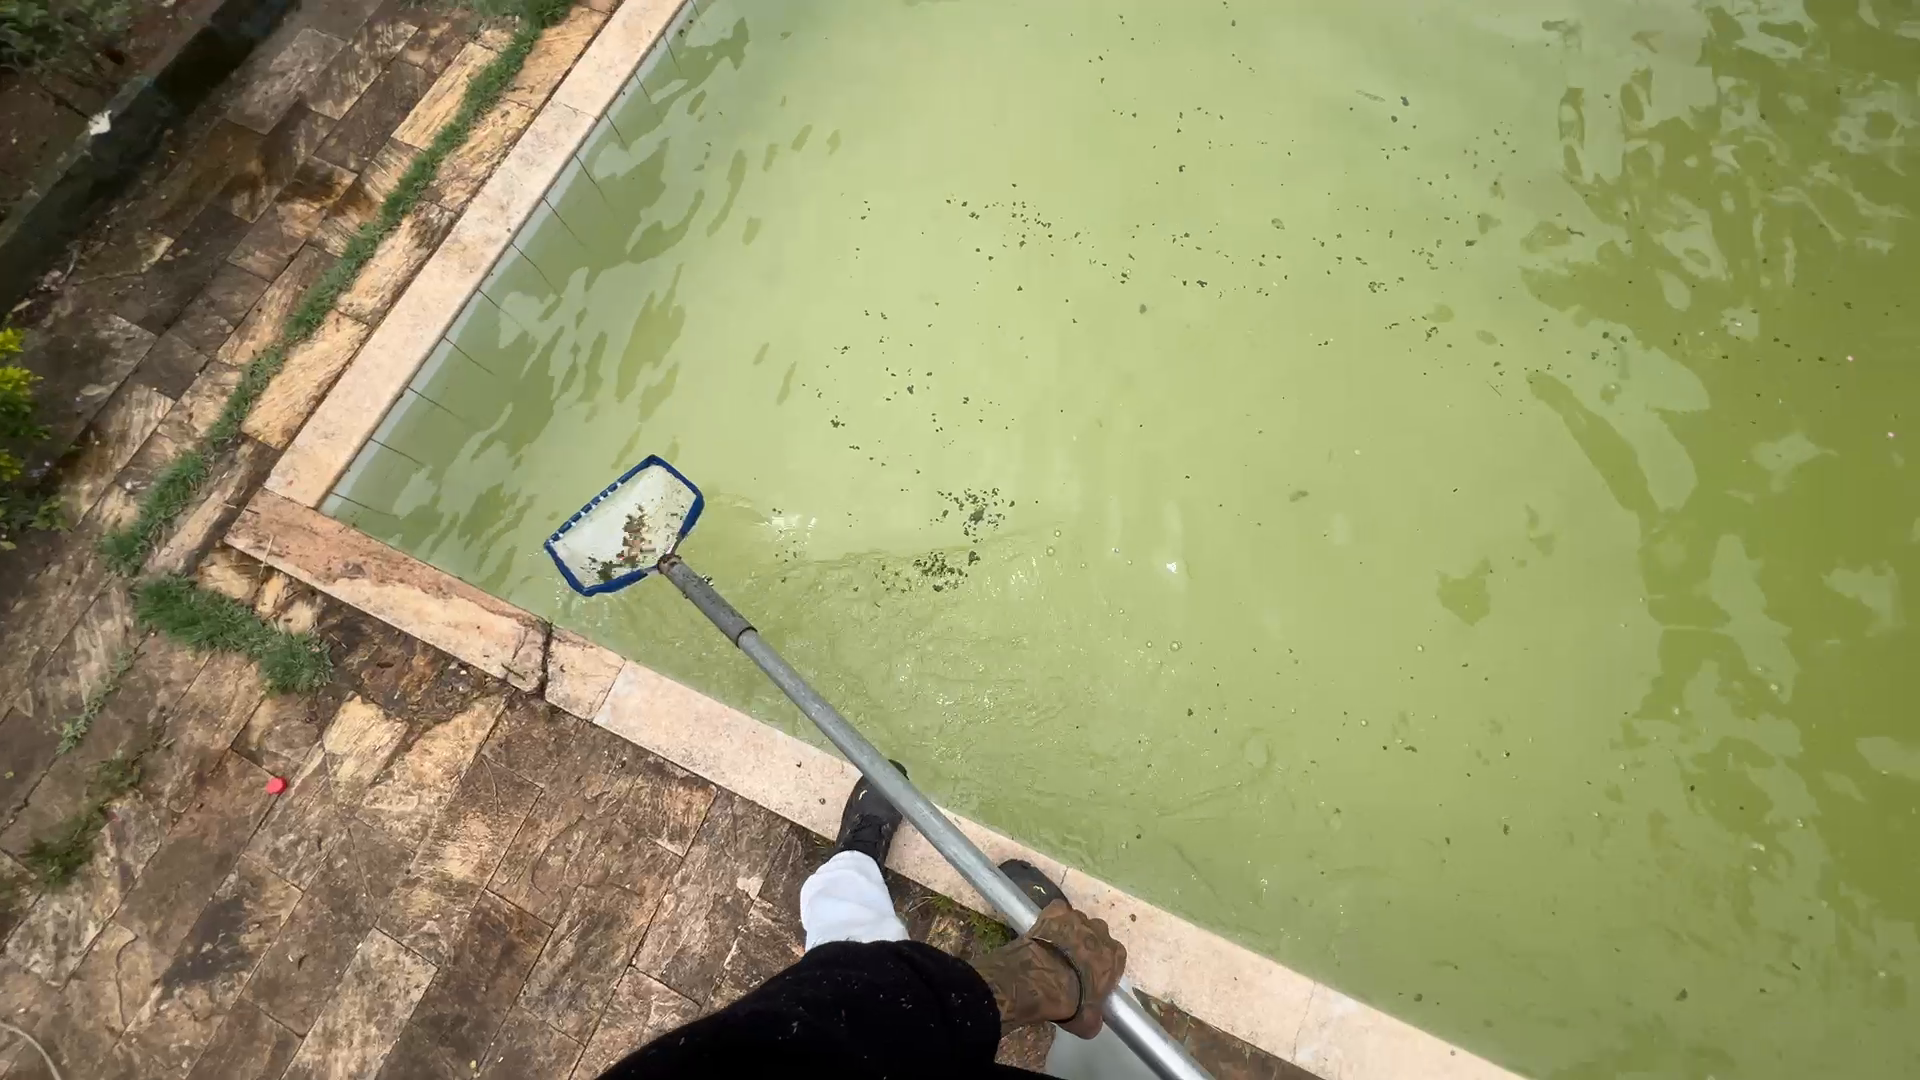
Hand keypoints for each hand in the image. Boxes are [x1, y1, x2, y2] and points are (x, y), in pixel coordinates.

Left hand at [971, 900, 1126, 1037]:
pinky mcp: (1055, 909)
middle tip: (1074, 960)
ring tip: (1056, 946)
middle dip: (1089, 944)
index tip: (1094, 974)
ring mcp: (1077, 917)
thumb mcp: (1090, 1022)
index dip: (1104, 964)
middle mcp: (1100, 931)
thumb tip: (1093, 1016)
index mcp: (1114, 956)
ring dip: (1070, 931)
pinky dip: (1053, 918)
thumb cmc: (1071, 1002)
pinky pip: (1058, 910)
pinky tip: (1045, 930)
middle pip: (1098, 934)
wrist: (1040, 979)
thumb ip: (1097, 1014)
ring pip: (1077, 921)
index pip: (1116, 956)